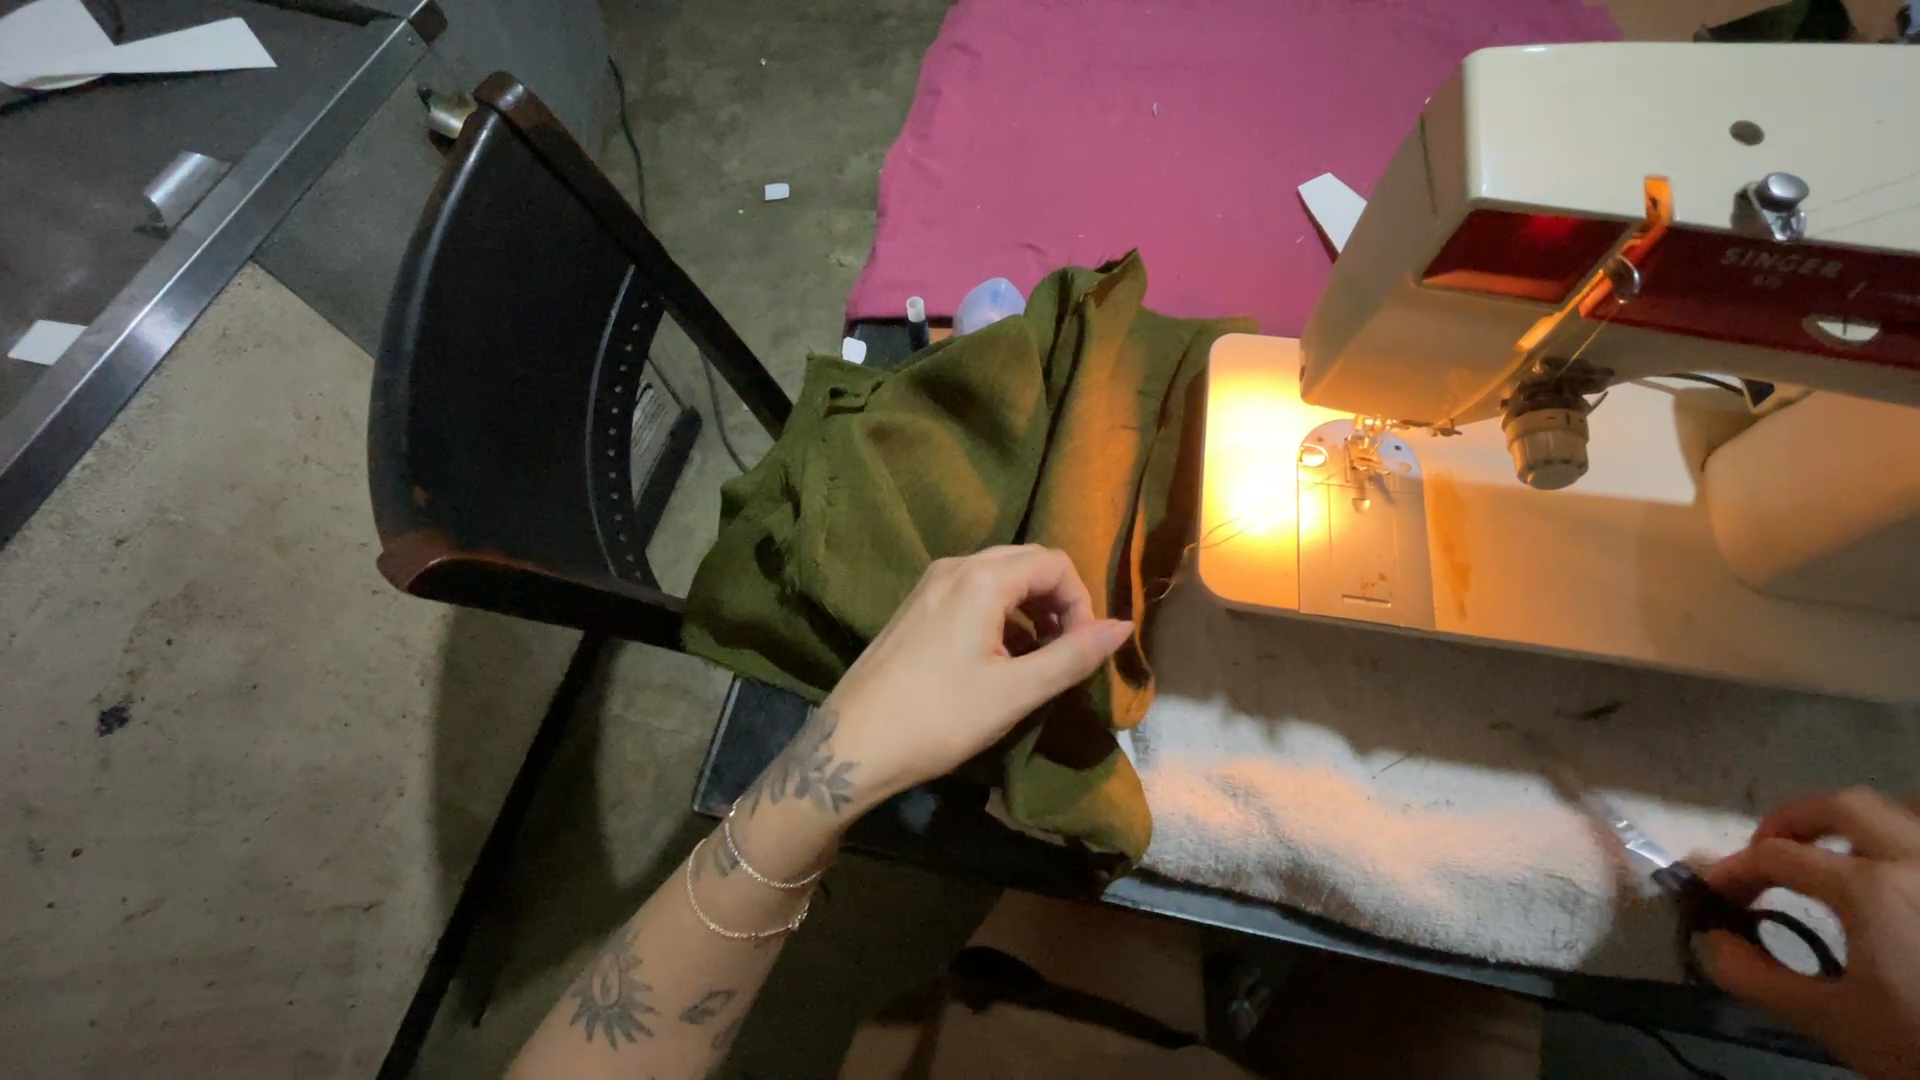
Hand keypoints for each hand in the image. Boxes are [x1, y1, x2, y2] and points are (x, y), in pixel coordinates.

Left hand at [822, 545, 1131, 810]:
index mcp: (981, 579)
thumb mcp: (1016, 692)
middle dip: (1057, 600)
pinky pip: (972, 591)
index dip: (1081, 601)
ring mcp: (929, 585)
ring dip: (1029, 606)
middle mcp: (954, 568)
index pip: (1055, 562)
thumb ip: (1073, 655)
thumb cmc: (939, 718)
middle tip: (1064, 649)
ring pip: (999, 575)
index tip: (1081, 649)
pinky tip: (999, 656)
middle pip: (1026, 561)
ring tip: (1036, 656)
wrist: (853, 744)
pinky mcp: (916, 606)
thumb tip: (1123, 626)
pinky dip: (1000, 612)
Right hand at [1699, 788, 1919, 1079]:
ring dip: (1867, 828)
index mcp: (1869, 888)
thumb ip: (1754, 976)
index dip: (1733, 871)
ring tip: (1846, 858)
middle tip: (1772, 852)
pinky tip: (1904, 878)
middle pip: (1843, 807)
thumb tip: (1709, 938)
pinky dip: (1912, 846)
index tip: (1718, 895)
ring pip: (1911, 814)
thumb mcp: (1836, 1024)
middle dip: (1793, 821)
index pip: (1773, 857)